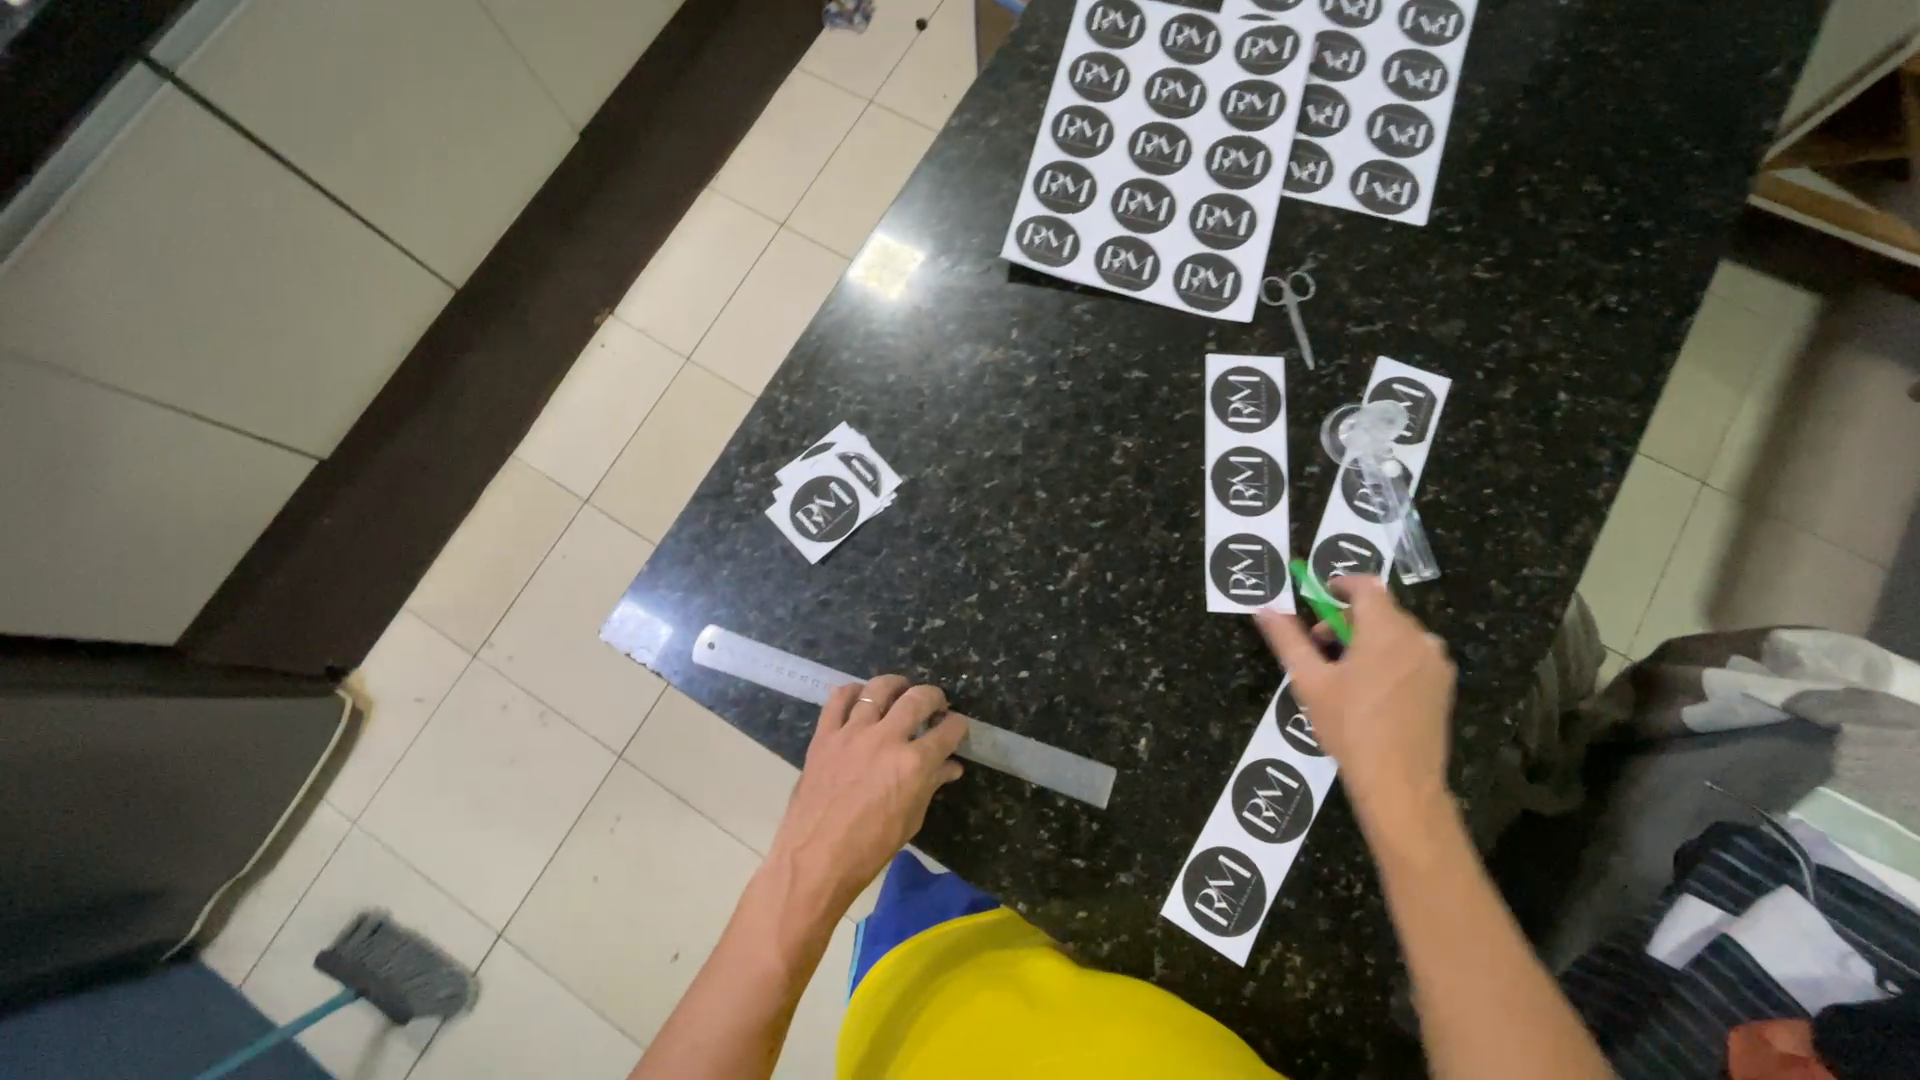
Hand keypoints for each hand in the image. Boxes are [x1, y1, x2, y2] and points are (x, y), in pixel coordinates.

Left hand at [768, 676, 967, 910]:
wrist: (816, 859)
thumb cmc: (870, 847)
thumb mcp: (911, 819)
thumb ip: (931, 785)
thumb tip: (951, 767)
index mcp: (914, 763)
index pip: (948, 731)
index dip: (958, 726)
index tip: (957, 727)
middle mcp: (886, 739)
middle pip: (917, 699)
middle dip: (934, 697)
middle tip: (935, 704)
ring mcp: (852, 733)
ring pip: (878, 689)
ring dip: (896, 685)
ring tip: (900, 690)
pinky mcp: (825, 736)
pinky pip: (838, 700)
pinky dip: (852, 691)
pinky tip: (860, 695)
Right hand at [1255, 577, 1455, 832]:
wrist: (1400, 782)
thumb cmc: (1349, 727)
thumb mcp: (1309, 681)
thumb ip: (1287, 640)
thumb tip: (1264, 609)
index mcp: (1386, 631)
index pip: (1366, 587)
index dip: (1341, 584)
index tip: (1321, 595)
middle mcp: (1418, 639)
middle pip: (1381, 611)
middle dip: (1347, 620)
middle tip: (1320, 646)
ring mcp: (1436, 663)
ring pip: (1397, 635)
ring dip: (1368, 640)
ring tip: (1343, 672)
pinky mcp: (1443, 686)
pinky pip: (1412, 656)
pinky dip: (1389, 659)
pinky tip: (1369, 691)